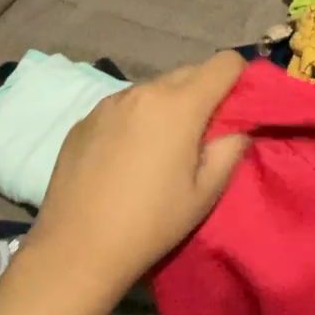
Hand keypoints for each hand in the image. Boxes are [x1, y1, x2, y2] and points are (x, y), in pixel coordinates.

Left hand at [25, 52, 250, 291]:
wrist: (75, 251)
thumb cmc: (150, 223)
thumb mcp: (205, 193)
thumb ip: (230, 150)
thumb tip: (236, 130)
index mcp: (180, 105)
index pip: (224, 62)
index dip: (239, 77)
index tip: (238, 108)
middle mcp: (143, 92)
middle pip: (189, 72)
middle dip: (204, 94)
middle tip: (202, 136)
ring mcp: (109, 103)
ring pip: (154, 88)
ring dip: (168, 105)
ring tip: (161, 148)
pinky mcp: (84, 120)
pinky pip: (124, 106)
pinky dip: (136, 119)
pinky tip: (126, 158)